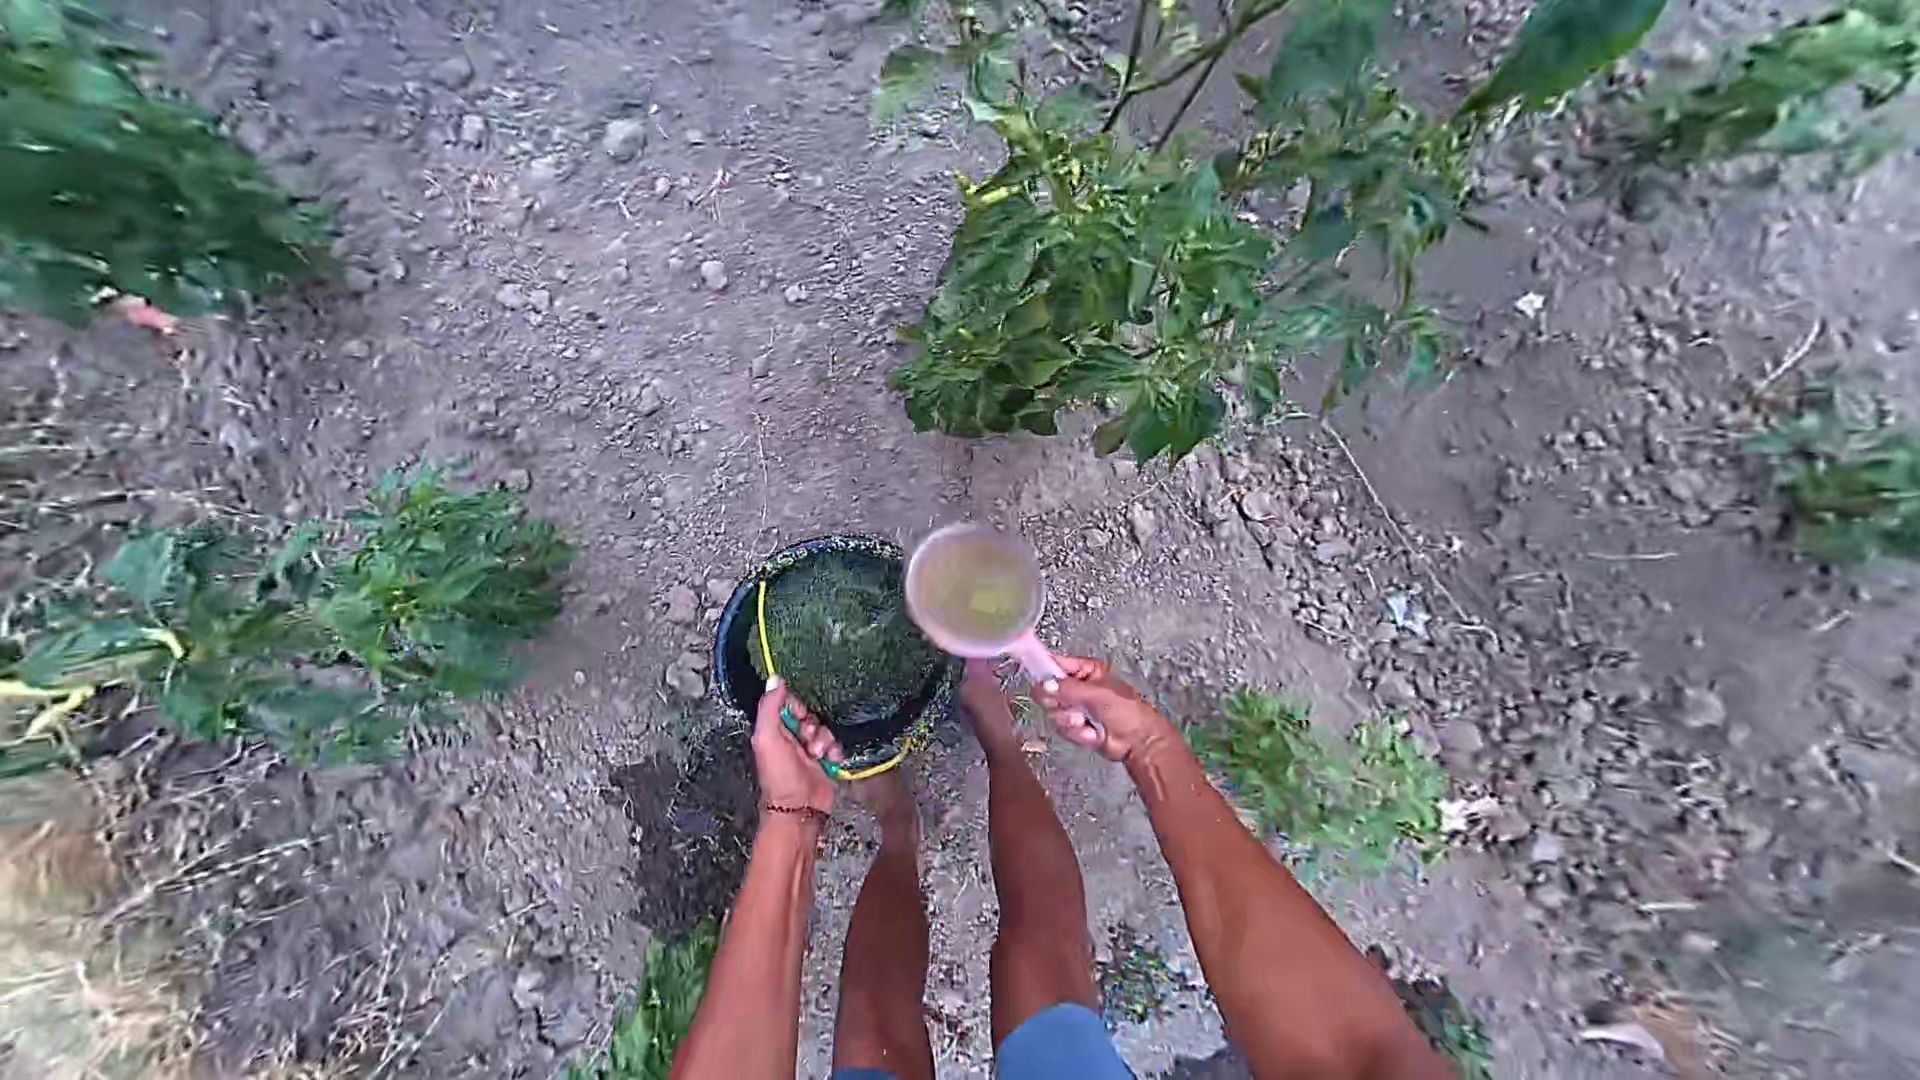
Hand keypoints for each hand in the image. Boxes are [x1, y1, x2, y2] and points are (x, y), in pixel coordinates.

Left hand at [751, 678, 843, 813]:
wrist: (800, 808)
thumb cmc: (779, 775)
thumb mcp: (767, 738)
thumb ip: (769, 707)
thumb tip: (775, 678)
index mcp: (774, 730)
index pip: (789, 703)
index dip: (797, 707)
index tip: (799, 716)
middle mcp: (791, 737)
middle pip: (810, 714)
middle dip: (812, 725)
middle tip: (808, 740)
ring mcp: (810, 749)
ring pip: (825, 728)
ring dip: (824, 740)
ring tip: (819, 754)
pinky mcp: (826, 760)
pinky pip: (836, 743)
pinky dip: (835, 750)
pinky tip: (831, 759)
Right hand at [1033, 656, 1177, 763]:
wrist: (1139, 742)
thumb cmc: (1127, 711)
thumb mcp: (1097, 694)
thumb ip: (1069, 689)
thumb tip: (1044, 685)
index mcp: (1086, 670)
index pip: (1056, 664)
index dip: (1044, 669)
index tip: (1036, 677)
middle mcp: (1077, 687)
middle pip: (1048, 690)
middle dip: (1058, 702)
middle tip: (1069, 705)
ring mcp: (1075, 707)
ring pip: (1053, 712)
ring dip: (1070, 720)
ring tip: (1087, 722)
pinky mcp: (1075, 726)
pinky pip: (1062, 728)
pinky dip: (1077, 733)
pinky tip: (1092, 733)